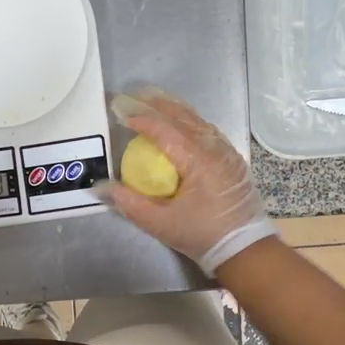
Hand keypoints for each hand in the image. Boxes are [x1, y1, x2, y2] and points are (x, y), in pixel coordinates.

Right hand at [102, 89, 276, 274]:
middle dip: (156, 104)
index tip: (120, 112)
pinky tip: (179, 123)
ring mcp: (227, 152)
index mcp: (198, 160)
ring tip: (152, 102)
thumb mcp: (160, 224)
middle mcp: (215, 149)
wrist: (244, 248)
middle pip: (183, 117)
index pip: (165, 130)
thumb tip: (101, 187)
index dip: (141, 118)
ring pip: (198, 121)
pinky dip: (189, 122)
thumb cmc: (202, 235)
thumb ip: (129, 203)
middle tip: (133, 96)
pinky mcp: (232, 160)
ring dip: (174, 110)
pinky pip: (208, 131)